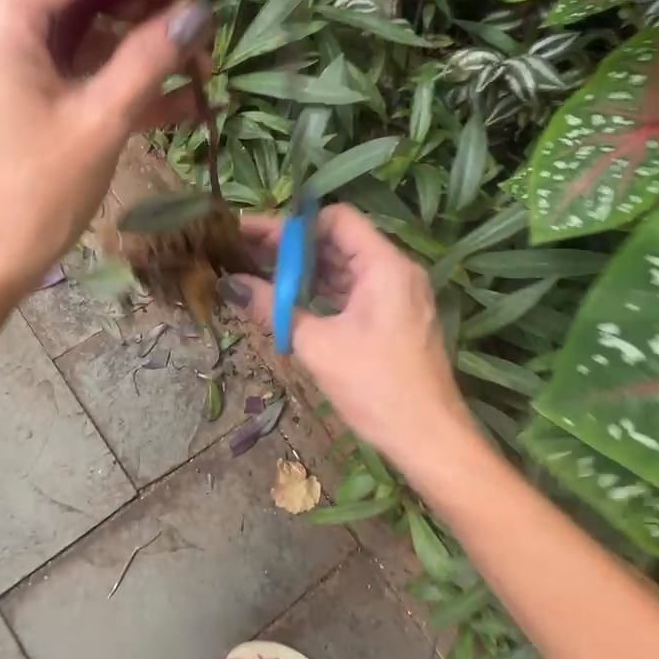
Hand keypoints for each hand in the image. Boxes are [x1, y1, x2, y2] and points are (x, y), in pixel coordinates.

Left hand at [0, 0, 210, 297]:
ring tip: (204, 74)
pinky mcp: (20, 96)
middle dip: (150, 11)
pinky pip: (78, 72)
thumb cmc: (34, 191)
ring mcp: (8, 62)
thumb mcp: (100, 119)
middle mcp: (0, 24)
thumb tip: (200, 13)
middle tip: (206, 34)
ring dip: (144, 51)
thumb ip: (150, 57)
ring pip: (88, 36)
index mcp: (6, 14)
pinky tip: (180, 104)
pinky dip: (122, 83)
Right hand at [220, 206, 471, 464]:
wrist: (428, 439)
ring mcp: (396, 295)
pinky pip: (351, 290)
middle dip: (290, 246)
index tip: (253, 236)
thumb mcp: (317, 345)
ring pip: (343, 267)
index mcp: (385, 266)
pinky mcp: (392, 318)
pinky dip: (320, 290)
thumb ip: (272, 308)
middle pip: (337, 241)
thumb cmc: (375, 387)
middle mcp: (395, 271)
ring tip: (255, 271)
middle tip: (241, 251)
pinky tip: (286, 298)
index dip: (293, 225)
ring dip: (302, 270)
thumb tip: (229, 284)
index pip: (336, 219)